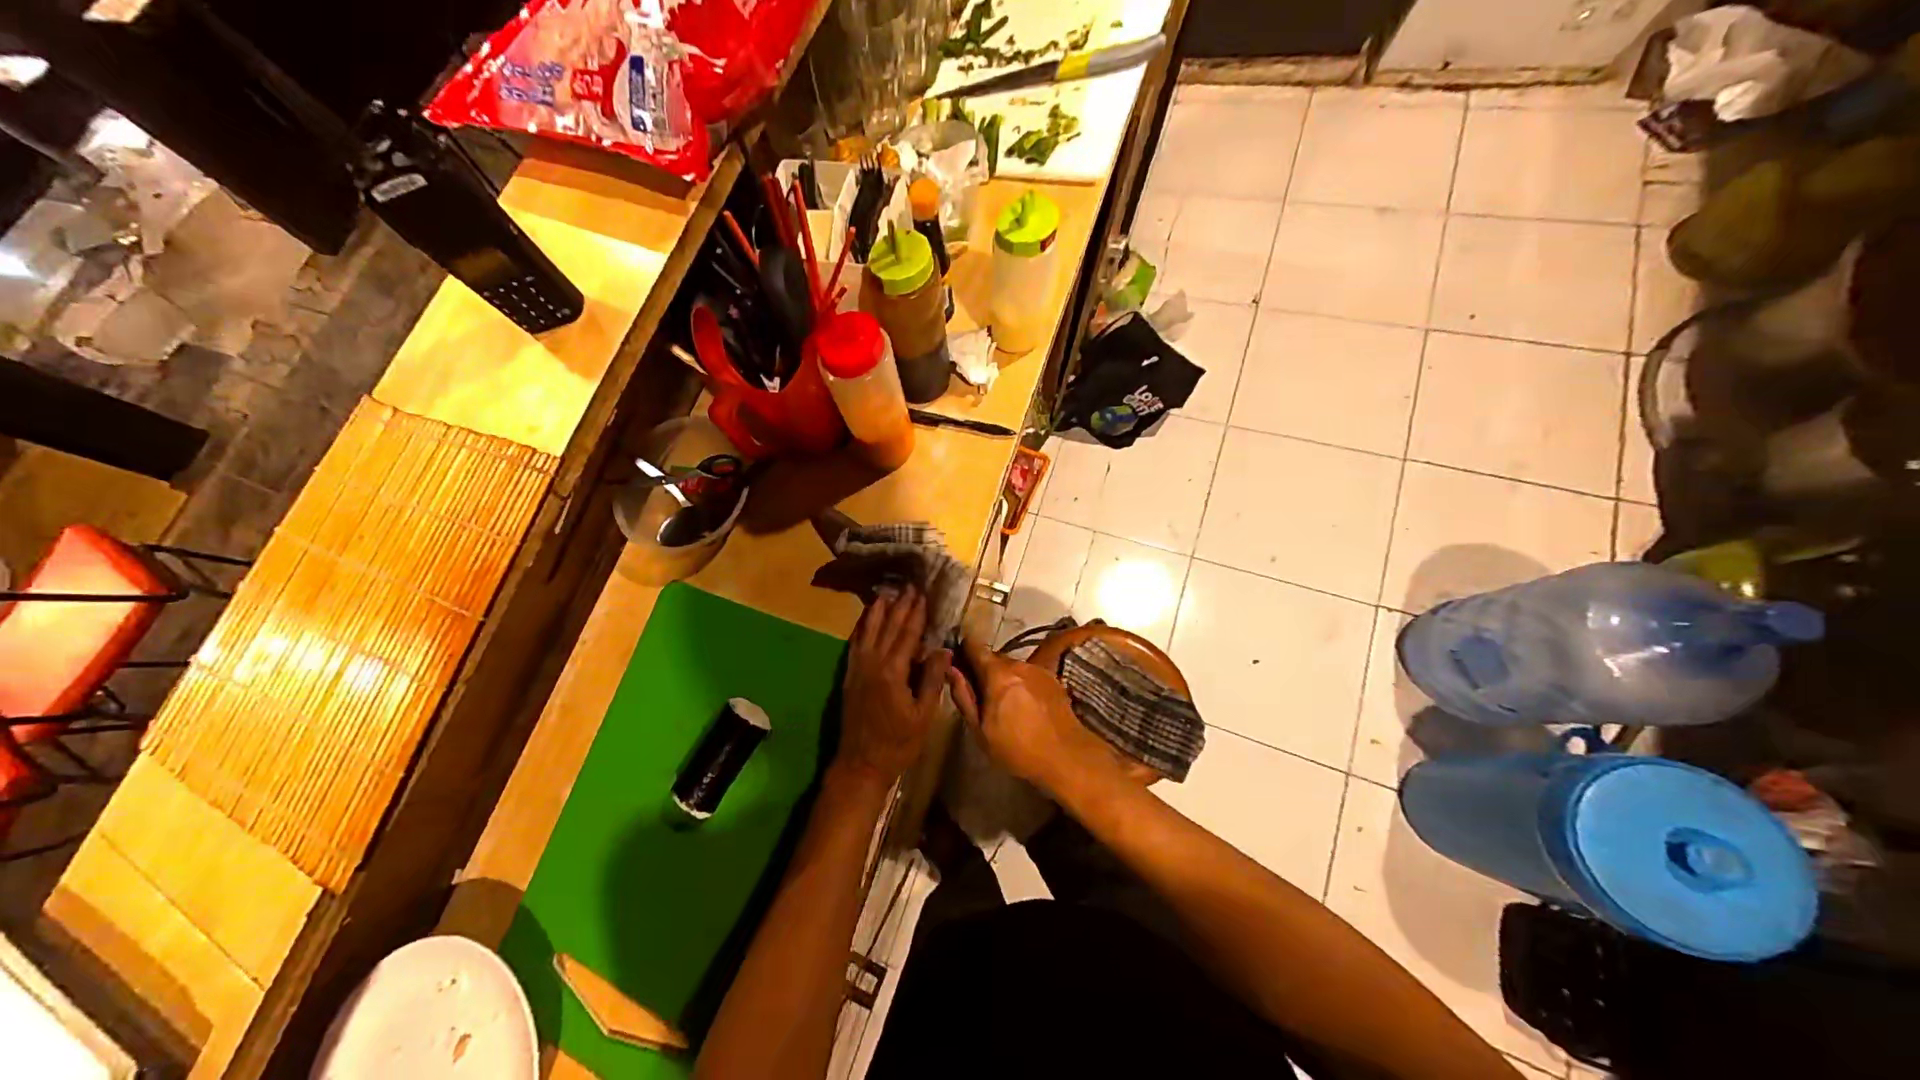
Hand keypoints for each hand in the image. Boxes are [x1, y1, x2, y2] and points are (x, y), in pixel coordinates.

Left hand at [839, 586, 950, 786]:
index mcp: (893, 672)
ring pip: (868, 631)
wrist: (861, 764)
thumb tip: (943, 648)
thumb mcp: (924, 715)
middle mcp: (873, 664)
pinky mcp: (850, 676)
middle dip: (900, 606)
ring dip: (878, 611)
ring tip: (887, 592)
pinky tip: (866, 620)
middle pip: (888, 627)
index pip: (907, 634)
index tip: (923, 594)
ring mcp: (858, 668)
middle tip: (909, 586)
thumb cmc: (898, 743)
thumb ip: (932, 679)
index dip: (916, 613)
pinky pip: (856, 644)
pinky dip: (862, 628)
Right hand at [946, 635, 1122, 797]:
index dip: (963, 653)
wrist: (1065, 755)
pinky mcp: (1053, 679)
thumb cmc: (1017, 748)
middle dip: (985, 672)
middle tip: (981, 698)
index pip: (974, 646)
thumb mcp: (981, 730)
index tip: (959, 667)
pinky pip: (1029, 676)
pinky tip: (1025, 708)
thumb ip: (964, 697)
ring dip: (1005, 680)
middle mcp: (1019, 664)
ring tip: (1005, 707)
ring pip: (1012, 668)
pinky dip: (1022, 685)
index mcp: (997, 674)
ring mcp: (1038, 670)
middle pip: (994, 658)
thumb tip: (951, 671)